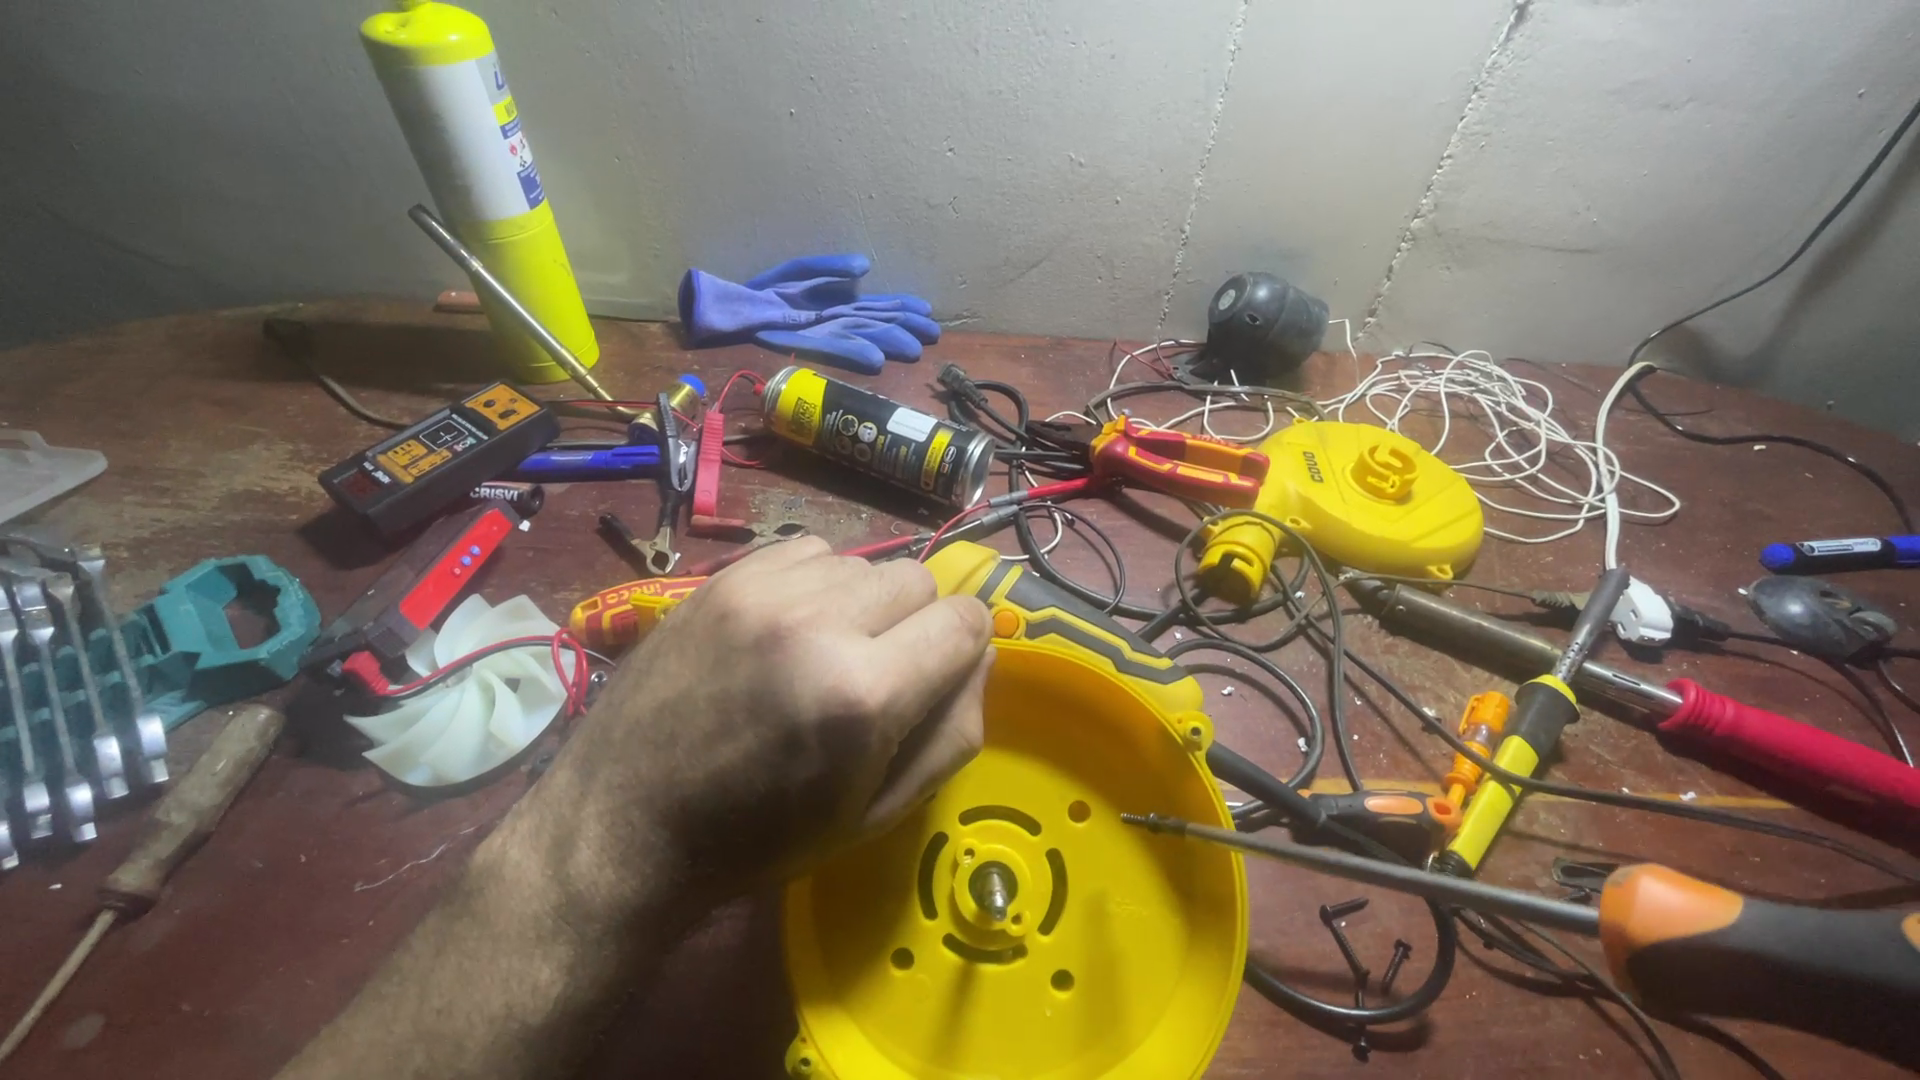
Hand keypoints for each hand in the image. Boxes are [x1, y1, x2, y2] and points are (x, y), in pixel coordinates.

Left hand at [548, 537, 993, 900]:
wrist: (624, 822)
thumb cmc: (761, 837)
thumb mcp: (879, 813)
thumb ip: (952, 732)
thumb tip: (981, 657)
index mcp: (864, 694)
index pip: (966, 621)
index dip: (964, 649)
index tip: (936, 675)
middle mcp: (818, 623)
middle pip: (918, 580)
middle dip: (914, 624)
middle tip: (874, 671)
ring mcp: (764, 590)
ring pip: (863, 562)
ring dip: (862, 603)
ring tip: (822, 651)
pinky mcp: (724, 576)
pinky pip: (809, 551)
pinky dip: (816, 585)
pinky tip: (786, 629)